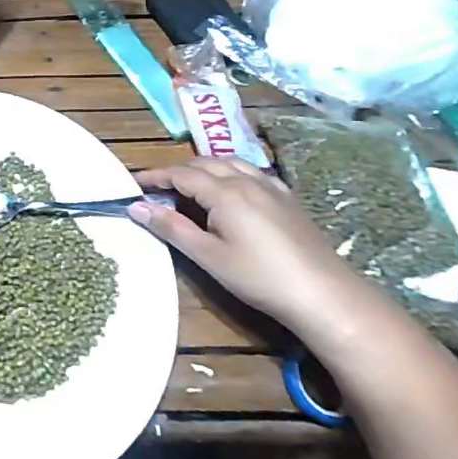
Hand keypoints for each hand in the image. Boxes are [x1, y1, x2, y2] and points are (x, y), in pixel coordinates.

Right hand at [129, 158, 386, 347]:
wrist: (325, 295)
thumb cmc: (259, 277)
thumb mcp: (208, 256)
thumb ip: (172, 227)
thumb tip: (137, 206)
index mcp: (225, 192)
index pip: (180, 174)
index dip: (155, 177)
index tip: (132, 184)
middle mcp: (247, 181)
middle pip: (204, 163)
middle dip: (177, 171)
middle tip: (157, 188)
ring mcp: (271, 188)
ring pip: (229, 163)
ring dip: (204, 168)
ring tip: (189, 186)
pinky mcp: (288, 199)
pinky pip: (251, 172)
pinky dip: (230, 173)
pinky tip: (231, 191)